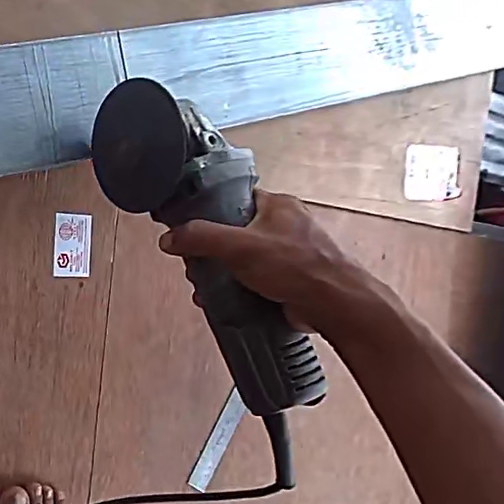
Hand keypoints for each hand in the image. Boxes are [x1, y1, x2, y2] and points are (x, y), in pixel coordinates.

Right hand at [158, 190, 382, 336]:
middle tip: (199, 263)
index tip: (192, 226)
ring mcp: (289, 253)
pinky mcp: (289, 278)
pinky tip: (227, 298)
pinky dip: (239, 288)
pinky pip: (255, 279)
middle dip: (213, 250)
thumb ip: (201, 238)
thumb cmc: (299, 268)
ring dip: (224, 272)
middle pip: (236, 231)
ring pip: (245, 258)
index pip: (236, 199)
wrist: (333, 304)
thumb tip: (170, 237)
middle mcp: (285, 226)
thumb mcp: (239, 247)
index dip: (212, 211)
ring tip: (208, 285)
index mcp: (278, 206)